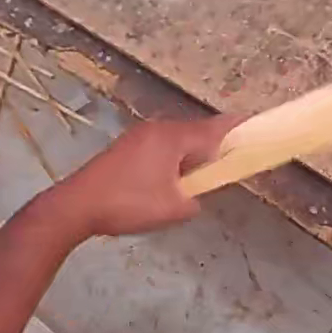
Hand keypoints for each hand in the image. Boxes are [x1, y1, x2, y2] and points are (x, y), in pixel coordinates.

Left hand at [37, 115, 237, 238]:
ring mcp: (138, 136)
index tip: (255, 123)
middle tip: (230, 159)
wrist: (77, 205)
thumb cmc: (127, 204)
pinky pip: (161, 146)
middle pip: (195, 132)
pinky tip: (173, 176)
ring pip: (176, 140)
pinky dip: (174, 157)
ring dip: (192, 153)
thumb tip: (197, 195)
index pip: (213, 129)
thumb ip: (195, 199)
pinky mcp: (126, 148)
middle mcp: (157, 130)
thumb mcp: (172, 209)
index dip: (236, 127)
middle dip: (214, 144)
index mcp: (171, 138)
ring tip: (202, 173)